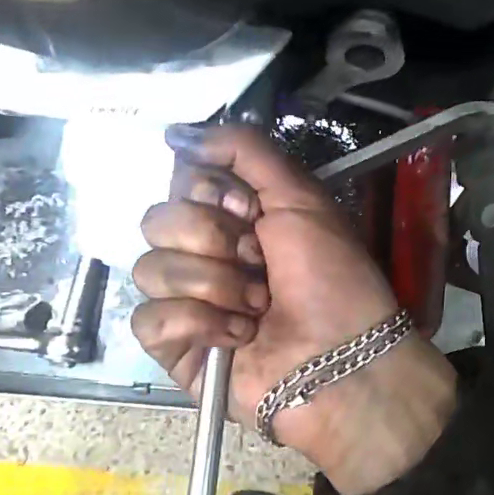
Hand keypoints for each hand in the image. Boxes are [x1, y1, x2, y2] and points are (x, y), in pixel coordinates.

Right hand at [130, 124, 457, 494]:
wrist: (345, 362)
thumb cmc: (333, 279)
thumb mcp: (302, 198)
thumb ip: (246, 150)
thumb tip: (176, 132)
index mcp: (233, 218)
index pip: (180, 183)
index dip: (212, 196)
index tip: (253, 215)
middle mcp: (206, 254)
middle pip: (157, 221)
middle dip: (214, 241)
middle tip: (260, 266)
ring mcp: (188, 302)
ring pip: (150, 268)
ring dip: (213, 285)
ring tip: (257, 308)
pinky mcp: (177, 349)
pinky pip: (148, 320)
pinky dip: (197, 323)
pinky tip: (237, 338)